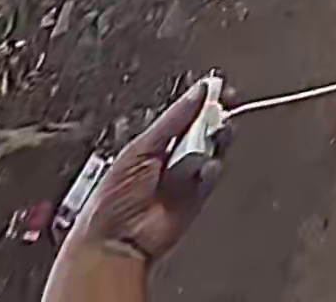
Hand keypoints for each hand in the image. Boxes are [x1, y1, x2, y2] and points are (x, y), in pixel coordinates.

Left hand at [62, 82, 225, 266]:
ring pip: (214, 147)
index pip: (187, 112)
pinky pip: (213, 173)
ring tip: (218, 132)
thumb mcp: (140, 149)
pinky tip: (205, 167)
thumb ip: (173, 119)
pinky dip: (212, 168)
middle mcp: (175, 155)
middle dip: (216, 115)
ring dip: (219, 137)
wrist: (113, 247)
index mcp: (157, 140)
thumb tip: (200, 91)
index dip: (204, 99)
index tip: (218, 88)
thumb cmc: (112, 200)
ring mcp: (188, 174)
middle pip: (205, 126)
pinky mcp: (198, 194)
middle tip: (222, 109)